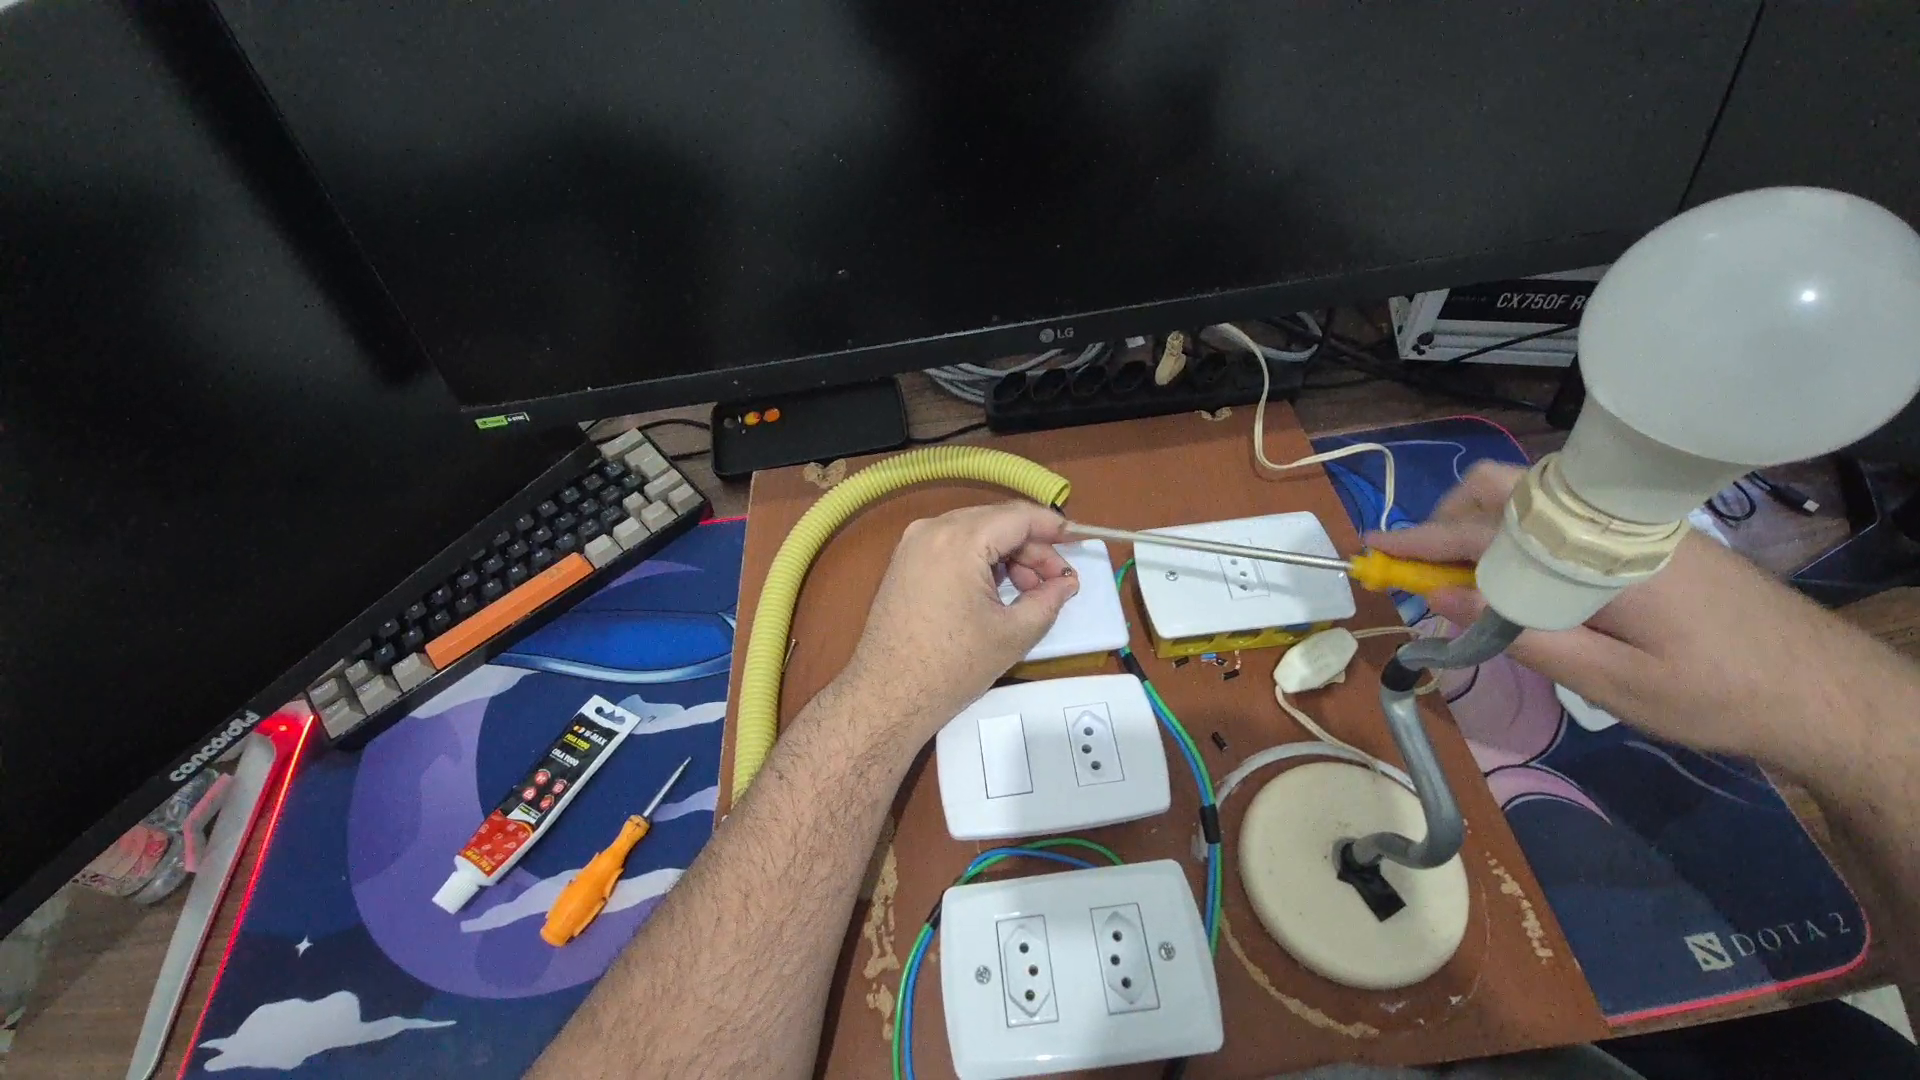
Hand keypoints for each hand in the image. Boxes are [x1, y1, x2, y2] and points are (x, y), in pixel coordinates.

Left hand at [836, 501, 1079, 743]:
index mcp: (959, 540)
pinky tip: (997, 588)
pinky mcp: (904, 561)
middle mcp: (932, 529)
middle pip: (996, 521)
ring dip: (1007, 554)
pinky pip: (953, 544)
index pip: (1018, 517)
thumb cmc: (952, 666)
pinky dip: (980, 559)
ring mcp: (913, 543)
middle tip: (1056, 580)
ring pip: (975, 531)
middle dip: (1031, 547)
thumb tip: (1067, 583)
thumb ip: (1048, 600)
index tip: (1078, 542)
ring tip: (1029, 591)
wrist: (889, 694)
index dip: (1053, 528)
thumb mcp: (1013, 633)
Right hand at [1370, 463, 1895, 766]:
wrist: (1840, 700)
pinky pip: (1558, 518)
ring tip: (1460, 579)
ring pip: (1530, 498)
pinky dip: (1514, 537)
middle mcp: (1614, 522)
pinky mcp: (1645, 538)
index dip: (1423, 541)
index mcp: (1604, 553)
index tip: (1376, 549)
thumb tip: (1440, 597)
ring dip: (1479, 527)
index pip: (1490, 531)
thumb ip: (1520, 634)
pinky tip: (1515, 580)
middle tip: (1422, 568)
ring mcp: (1633, 525)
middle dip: (1447, 520)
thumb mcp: (1611, 682)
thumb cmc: (1722, 698)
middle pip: (1504, 488)